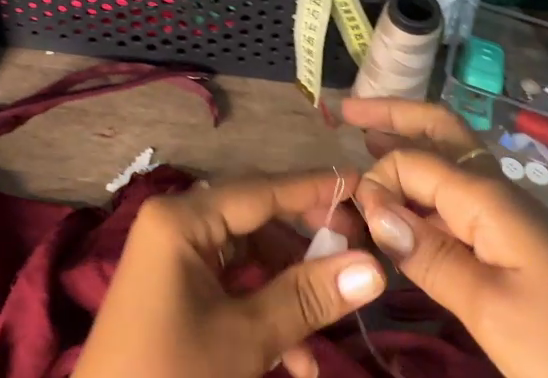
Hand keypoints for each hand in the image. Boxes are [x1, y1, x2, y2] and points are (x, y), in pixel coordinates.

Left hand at [74, 172, 387, 377]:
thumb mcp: (245, 338)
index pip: (262, 189)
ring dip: (288, 295)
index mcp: (182, 219)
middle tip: (359, 260)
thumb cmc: (172, 373)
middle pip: (256, 220)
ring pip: (248, 258)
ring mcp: (172, 257)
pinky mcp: (173, 289)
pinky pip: (229, 285)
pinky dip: (263, 314)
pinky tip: (296, 362)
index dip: (316, 189)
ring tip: (327, 335)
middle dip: (306, 249)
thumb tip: (375, 267)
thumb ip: (308, 297)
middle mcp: (175, 224)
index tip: (366, 188)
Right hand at [346, 101, 547, 377]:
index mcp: (488, 198)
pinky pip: (466, 202)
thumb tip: (372, 204)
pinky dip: (430, 189)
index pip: (411, 161)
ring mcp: (516, 221)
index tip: (339, 211)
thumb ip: (429, 254)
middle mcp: (500, 194)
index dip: (372, 178)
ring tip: (366, 142)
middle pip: (439, 132)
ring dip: (409, 146)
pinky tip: (413, 207)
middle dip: (390, 116)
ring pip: (453, 164)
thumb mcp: (494, 310)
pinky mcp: (525, 251)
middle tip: (340, 110)